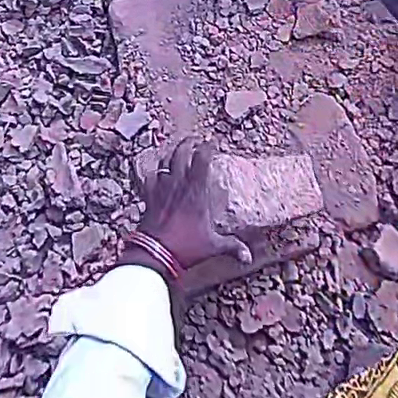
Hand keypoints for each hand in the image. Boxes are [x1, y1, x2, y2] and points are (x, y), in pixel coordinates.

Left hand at [126, 139, 250, 290]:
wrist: (155, 252)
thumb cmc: (185, 246)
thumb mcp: (212, 246)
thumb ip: (231, 246)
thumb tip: (248, 257)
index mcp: (196, 190)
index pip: (202, 158)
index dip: (207, 147)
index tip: (212, 143)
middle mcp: (178, 183)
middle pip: (181, 152)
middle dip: (188, 143)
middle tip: (195, 140)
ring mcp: (161, 187)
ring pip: (165, 161)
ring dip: (172, 154)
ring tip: (178, 152)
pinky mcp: (148, 195)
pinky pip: (150, 176)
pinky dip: (155, 172)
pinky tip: (158, 174)